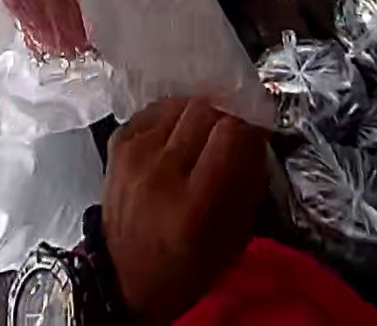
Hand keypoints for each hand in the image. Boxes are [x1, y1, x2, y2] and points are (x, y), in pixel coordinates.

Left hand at [101, 98, 268, 325]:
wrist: (121, 272)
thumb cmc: (184, 267)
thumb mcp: (231, 241)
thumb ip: (247, 187)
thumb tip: (256, 138)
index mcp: (194, 203)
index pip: (228, 135)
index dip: (249, 124)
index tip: (258, 127)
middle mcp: (161, 169)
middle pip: (203, 110)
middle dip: (226, 114)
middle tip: (234, 128)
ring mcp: (135, 149)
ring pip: (179, 103)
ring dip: (199, 112)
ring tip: (206, 131)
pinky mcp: (118, 138)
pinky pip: (155, 110)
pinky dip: (173, 116)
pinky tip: (178, 134)